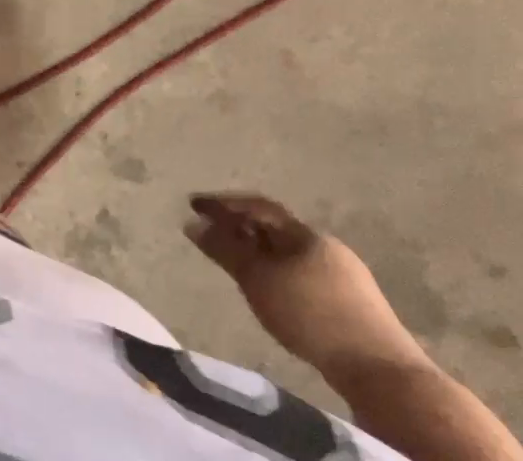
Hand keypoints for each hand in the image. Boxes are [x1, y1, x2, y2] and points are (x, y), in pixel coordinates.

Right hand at [187, 193, 431, 375]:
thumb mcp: (257, 279)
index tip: (193, 204)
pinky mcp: (348, 299)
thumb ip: (225, 249)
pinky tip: (265, 284)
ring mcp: (342, 274)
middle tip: (208, 230)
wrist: (379, 368)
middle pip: (275, 228)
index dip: (223, 203)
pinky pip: (300, 270)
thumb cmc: (310, 313)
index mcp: (307, 236)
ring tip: (230, 258)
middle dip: (239, 225)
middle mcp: (326, 248)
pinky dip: (274, 268)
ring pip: (288, 251)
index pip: (259, 207)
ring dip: (256, 248)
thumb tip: (193, 223)